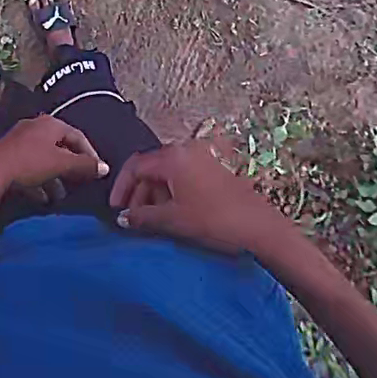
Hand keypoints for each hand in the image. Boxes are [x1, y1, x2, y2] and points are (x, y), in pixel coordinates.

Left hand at [0, 115, 108, 203]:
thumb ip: (84, 166)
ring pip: (44, 157)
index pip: (77, 136)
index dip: (90, 154)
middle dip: (71, 167)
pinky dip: (39, 180)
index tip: (97, 171)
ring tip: (60, 195)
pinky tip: (42, 198)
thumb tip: (105, 168)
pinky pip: (30, 165)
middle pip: (60, 146)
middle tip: (80, 182)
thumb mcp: (62, 164)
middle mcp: (35, 126)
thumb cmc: (31, 162)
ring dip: (54, 176)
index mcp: (50, 124)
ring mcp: (20, 139)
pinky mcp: (8, 154)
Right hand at [108, 142, 298, 256]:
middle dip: (139, 192)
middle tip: (133, 218)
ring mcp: (201, 157)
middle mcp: (186, 150)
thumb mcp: (173, 220)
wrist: (260, 227)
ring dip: (155, 193)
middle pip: (151, 167)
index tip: (116, 208)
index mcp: (173, 157)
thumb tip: (123, 218)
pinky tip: (174, 213)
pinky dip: (172, 191)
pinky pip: (183, 174)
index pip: (135, 165)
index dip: (121, 187)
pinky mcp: (213, 168)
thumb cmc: (214, 220)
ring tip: (153, 219)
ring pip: (167, 172)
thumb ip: (143, 216)